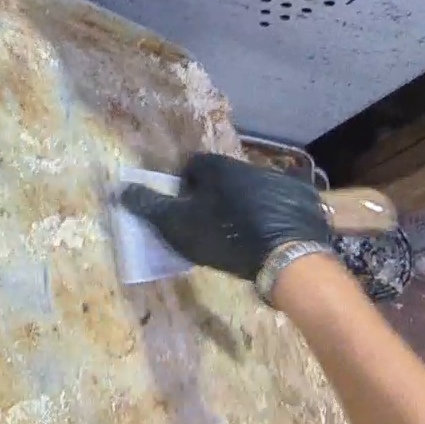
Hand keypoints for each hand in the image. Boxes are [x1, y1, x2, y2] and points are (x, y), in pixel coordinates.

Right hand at [120, 152, 333, 280]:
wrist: (287, 258)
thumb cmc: (224, 238)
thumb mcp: (177, 225)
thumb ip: (149, 206)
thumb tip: (121, 188)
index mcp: (216, 167)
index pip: (191, 167)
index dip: (184, 188)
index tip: (185, 211)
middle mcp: (247, 165)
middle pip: (223, 177)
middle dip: (216, 196)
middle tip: (212, 226)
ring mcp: (279, 180)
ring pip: (252, 189)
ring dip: (245, 205)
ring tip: (242, 235)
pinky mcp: (303, 198)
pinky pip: (281, 202)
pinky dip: (274, 215)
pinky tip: (271, 237)